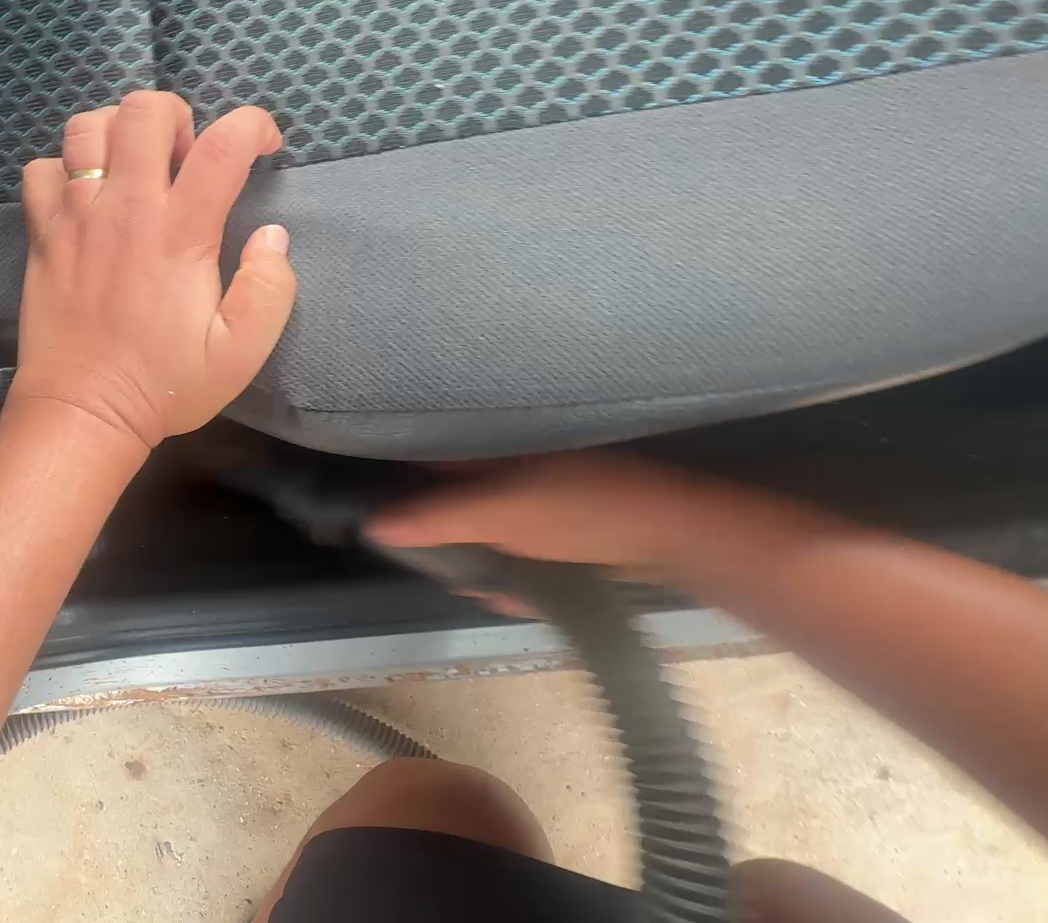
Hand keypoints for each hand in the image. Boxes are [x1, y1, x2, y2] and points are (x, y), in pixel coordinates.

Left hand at [7, 91, 296, 450]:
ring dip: (119, 130)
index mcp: (180, 232)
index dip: (252, 126)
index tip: (264, 145)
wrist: (83, 411)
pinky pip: (42, 170)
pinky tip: (86, 196)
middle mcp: (125, 208)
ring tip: (137, 164)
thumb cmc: (166, 384)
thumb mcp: (242, 352)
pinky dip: (65, 168)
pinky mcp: (42, 233)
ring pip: (86, 127)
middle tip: (189, 155)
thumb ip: (270, 288)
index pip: (222, 145)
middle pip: (144, 112)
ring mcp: (75, 216)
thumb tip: (272, 234)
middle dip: (178, 114)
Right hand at [366, 452, 855, 577]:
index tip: (374, 514)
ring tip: (469, 586)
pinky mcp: (566, 532)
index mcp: (495, 450)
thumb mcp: (498, 513)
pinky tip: (507, 597)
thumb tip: (373, 523)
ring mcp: (543, 502)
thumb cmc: (579, 510)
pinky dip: (512, 573)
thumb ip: (436, 517)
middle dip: (438, 533)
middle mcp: (514, 470)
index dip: (399, 483)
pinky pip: (523, 551)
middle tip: (422, 562)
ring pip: (489, 530)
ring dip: (477, 559)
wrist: (674, 536)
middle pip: (457, 500)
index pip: (430, 460)